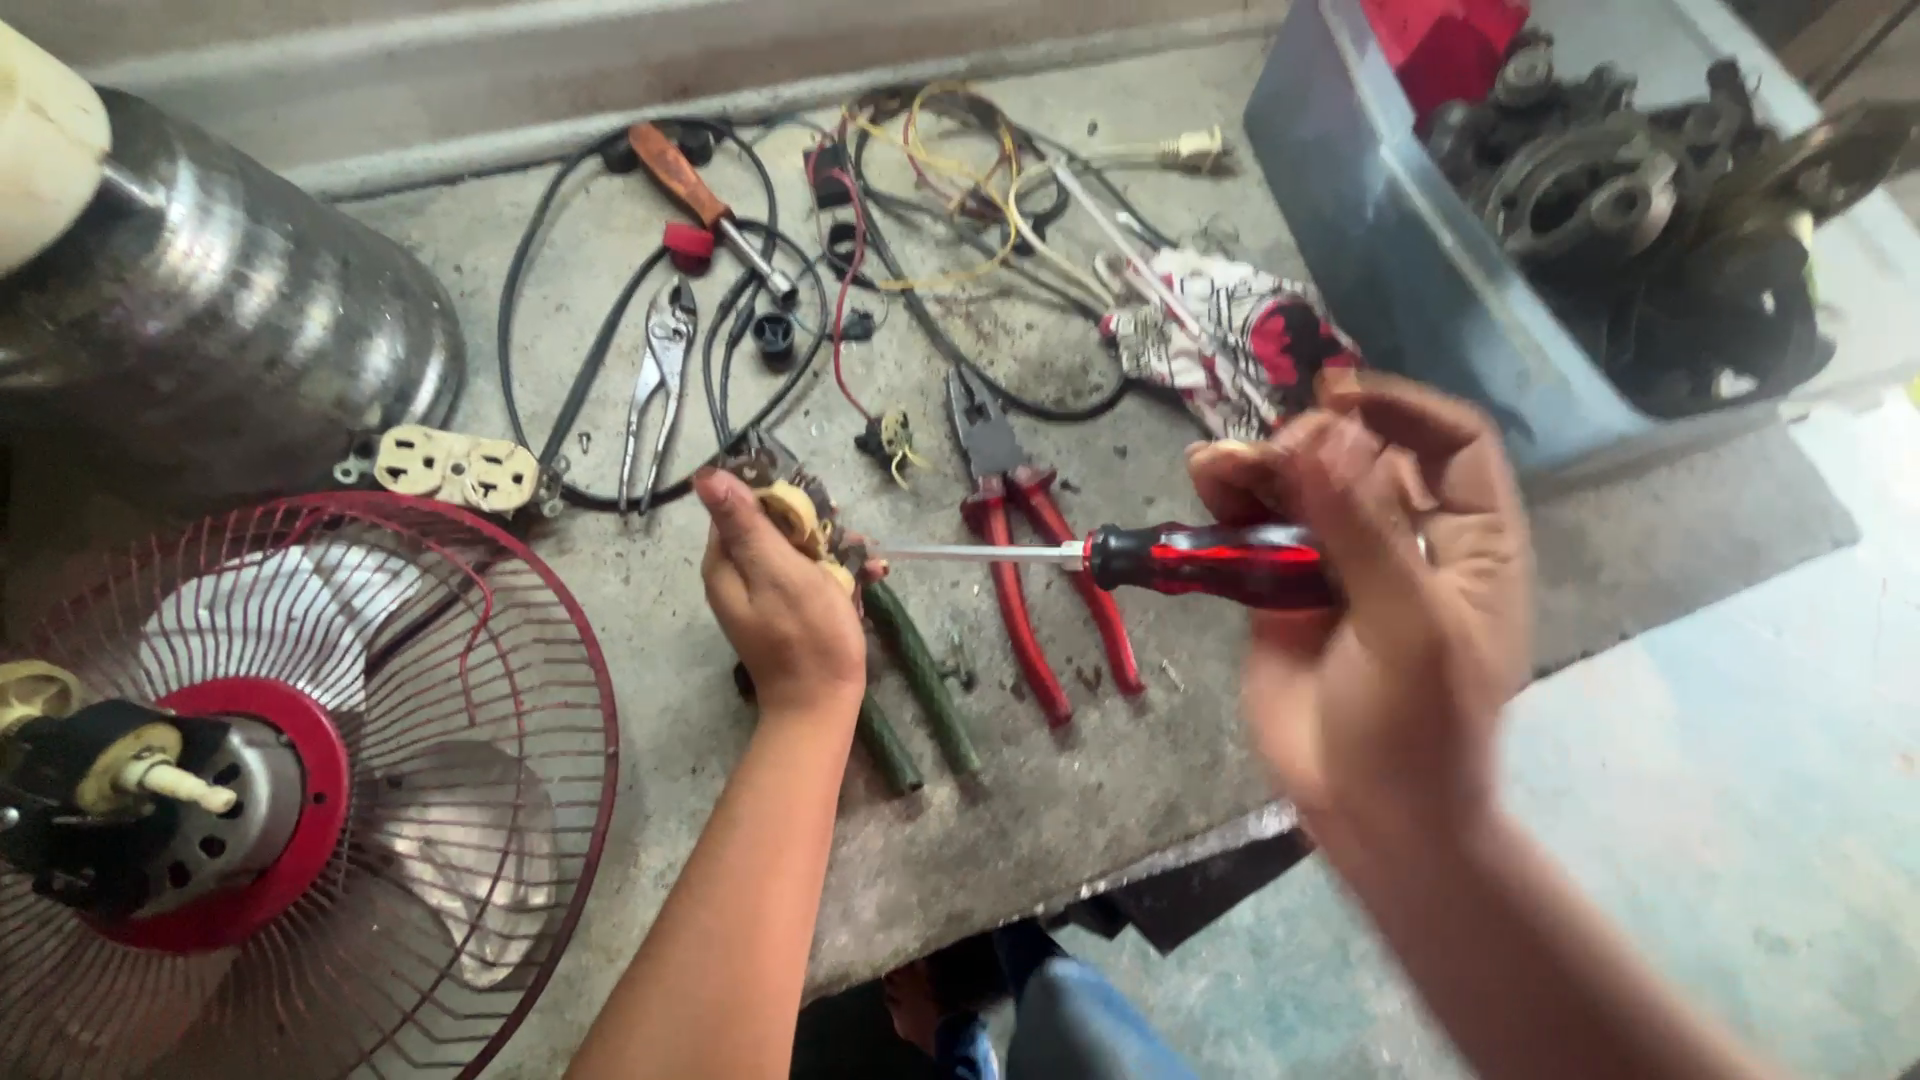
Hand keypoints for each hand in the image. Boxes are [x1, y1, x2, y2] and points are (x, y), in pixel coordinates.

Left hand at [695, 469, 866, 716]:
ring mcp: (765, 592)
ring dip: (835, 549)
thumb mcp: (780, 573)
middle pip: (774, 525)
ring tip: (867, 561)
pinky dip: (838, 572)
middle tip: (848, 540)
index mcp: (727, 562)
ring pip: (798, 548)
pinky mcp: (789, 607)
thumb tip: (707, 476)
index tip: (817, 510)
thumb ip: (748, 525)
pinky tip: (869, 577)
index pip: (743, 504)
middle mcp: (739, 573)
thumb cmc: (807, 637)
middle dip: (816, 526)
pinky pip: (810, 574)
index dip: (782, 498)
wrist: (822, 704)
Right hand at [1188, 374, 1531, 846]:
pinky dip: (1227, 509)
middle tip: (1273, 452)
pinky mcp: (1277, 595)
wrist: (1368, 812)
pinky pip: (1251, 536)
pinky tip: (1205, 488)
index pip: (1450, 445)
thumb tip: (1315, 437)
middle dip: (1313, 442)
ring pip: (1296, 493)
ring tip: (1214, 464)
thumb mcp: (1407, 623)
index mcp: (1468, 544)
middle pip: (1359, 459)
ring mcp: (1334, 568)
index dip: (1400, 409)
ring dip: (1257, 468)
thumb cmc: (1419, 725)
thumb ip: (1360, 530)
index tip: (1336, 394)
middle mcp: (1401, 543)